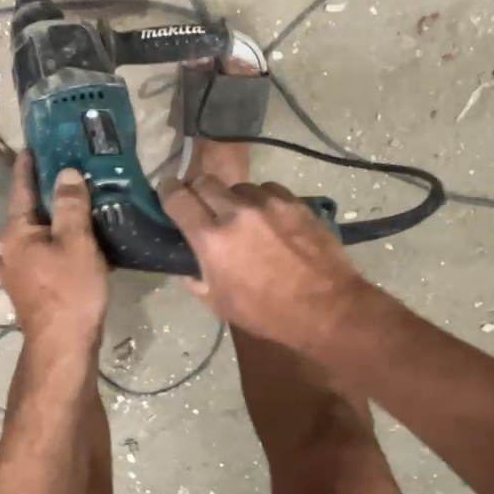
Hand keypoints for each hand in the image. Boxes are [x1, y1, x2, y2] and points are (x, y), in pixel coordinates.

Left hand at [0, 154, 109, 356]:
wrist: (62, 347)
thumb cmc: (69, 291)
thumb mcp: (76, 242)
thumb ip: (70, 205)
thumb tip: (65, 173)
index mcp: (16, 233)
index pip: (21, 189)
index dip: (28, 166)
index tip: (32, 146)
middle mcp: (10, 249)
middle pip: (26, 211)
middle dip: (41, 191)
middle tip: (61, 169)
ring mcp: (18, 271)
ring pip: (35, 233)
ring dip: (51, 217)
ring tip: (73, 200)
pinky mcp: (31, 287)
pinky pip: (43, 251)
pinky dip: (56, 238)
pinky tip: (76, 237)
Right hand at [158, 175, 375, 355]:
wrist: (326, 309)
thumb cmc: (266, 313)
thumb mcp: (218, 303)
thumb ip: (196, 278)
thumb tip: (189, 265)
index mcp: (211, 238)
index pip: (177, 197)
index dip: (167, 191)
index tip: (167, 192)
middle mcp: (235, 212)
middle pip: (204, 181)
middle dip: (198, 190)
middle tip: (201, 205)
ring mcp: (268, 203)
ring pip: (238, 185)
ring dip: (233, 197)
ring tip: (242, 216)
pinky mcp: (294, 203)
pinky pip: (268, 190)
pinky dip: (262, 200)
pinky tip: (269, 217)